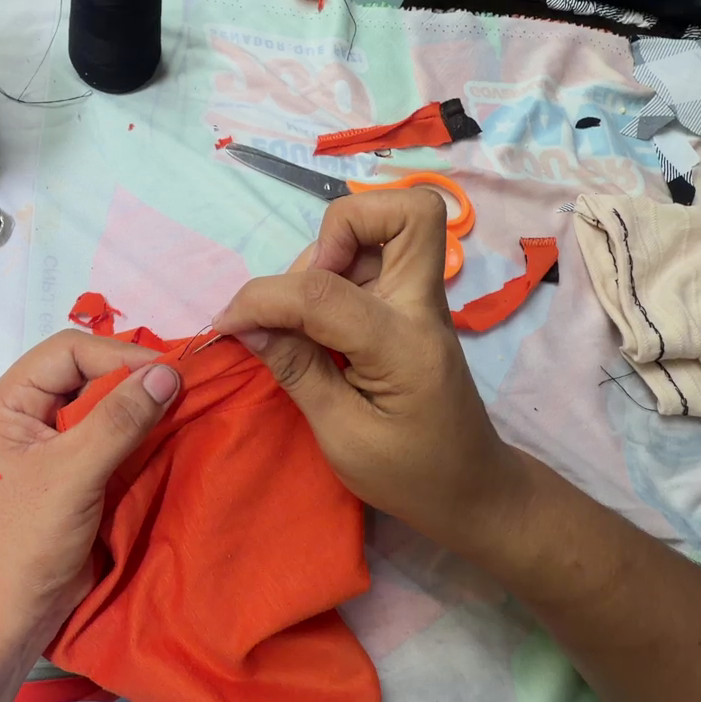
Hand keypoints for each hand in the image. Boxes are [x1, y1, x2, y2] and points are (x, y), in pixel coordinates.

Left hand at [0, 330, 181, 650]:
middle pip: (82, 371)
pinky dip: (133, 430)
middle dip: (129, 376)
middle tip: (178, 387)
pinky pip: (103, 432)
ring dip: (134, 403)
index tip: (168, 373)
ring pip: (96, 401)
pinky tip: (162, 433)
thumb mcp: (74, 474)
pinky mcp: (66, 468)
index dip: (118, 355)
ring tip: (177, 404)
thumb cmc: (28, 541)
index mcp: (6, 402)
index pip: (67, 352)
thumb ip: (120, 420)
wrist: (10, 616)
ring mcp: (43, 441)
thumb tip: (168, 372)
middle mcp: (22, 412)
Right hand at [212, 190, 530, 553]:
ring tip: (302, 317)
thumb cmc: (408, 474)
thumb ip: (295, 370)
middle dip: (340, 226)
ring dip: (331, 251)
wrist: (471, 490)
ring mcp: (422, 301)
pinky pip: (377, 254)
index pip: (325, 291)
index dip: (263, 299)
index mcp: (404, 346)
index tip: (229, 324)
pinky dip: (338, 268)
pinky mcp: (411, 306)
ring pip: (387, 226)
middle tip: (304, 287)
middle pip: (407, 212)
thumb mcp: (340, 435)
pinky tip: (317, 318)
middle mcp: (422, 307)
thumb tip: (247, 325)